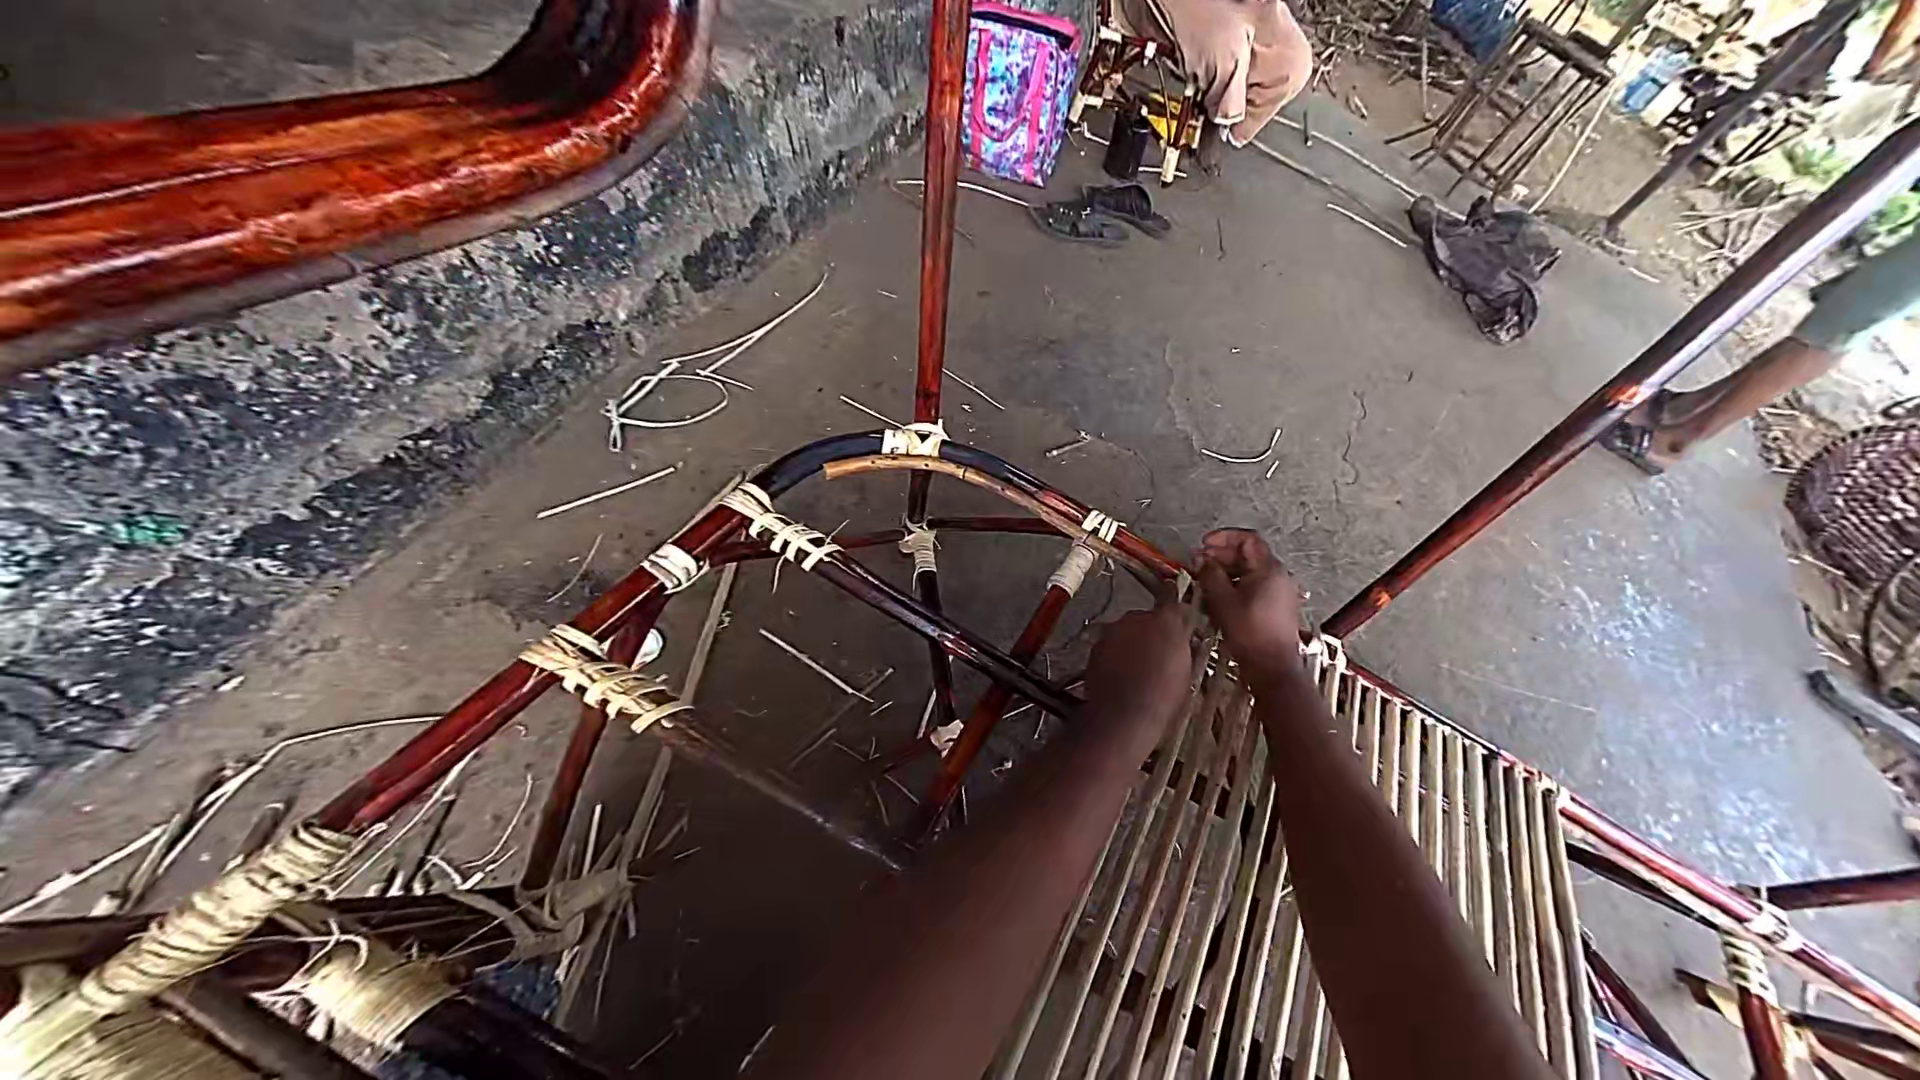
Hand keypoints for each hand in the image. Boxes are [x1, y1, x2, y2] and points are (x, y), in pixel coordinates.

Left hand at [1082, 604, 1195, 760]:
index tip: (1181, 620)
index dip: (1177, 613)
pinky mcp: (1095, 648)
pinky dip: (1116, 654)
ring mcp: (1111, 632)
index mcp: (1164, 622)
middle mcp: (1134, 619)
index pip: (1173, 604)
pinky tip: (1121, 673)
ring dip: (1132, 641)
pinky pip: (1109, 645)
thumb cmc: (1163, 697)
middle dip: (1152, 630)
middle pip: (1146, 617)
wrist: (1123, 715)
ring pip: (1125, 631)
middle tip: (1160, 652)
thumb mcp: (1186, 672)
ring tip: (1139, 666)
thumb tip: (1182, 641)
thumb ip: (1183, 648)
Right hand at [1195, 529, 1304, 678]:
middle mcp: (1279, 576)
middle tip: (1199, 562)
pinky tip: (1218, 595)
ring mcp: (1279, 591)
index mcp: (1269, 570)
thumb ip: (1210, 574)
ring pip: (1249, 571)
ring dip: (1225, 571)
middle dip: (1220, 555)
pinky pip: (1253, 585)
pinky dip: (1234, 584)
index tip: (1204, 543)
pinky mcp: (1276, 605)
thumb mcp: (1222, 600)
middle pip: (1248, 554)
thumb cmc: (1249, 633)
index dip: (1223, 537)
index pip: (1248, 539)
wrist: (1272, 665)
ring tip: (1204, 580)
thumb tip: (1201, 560)